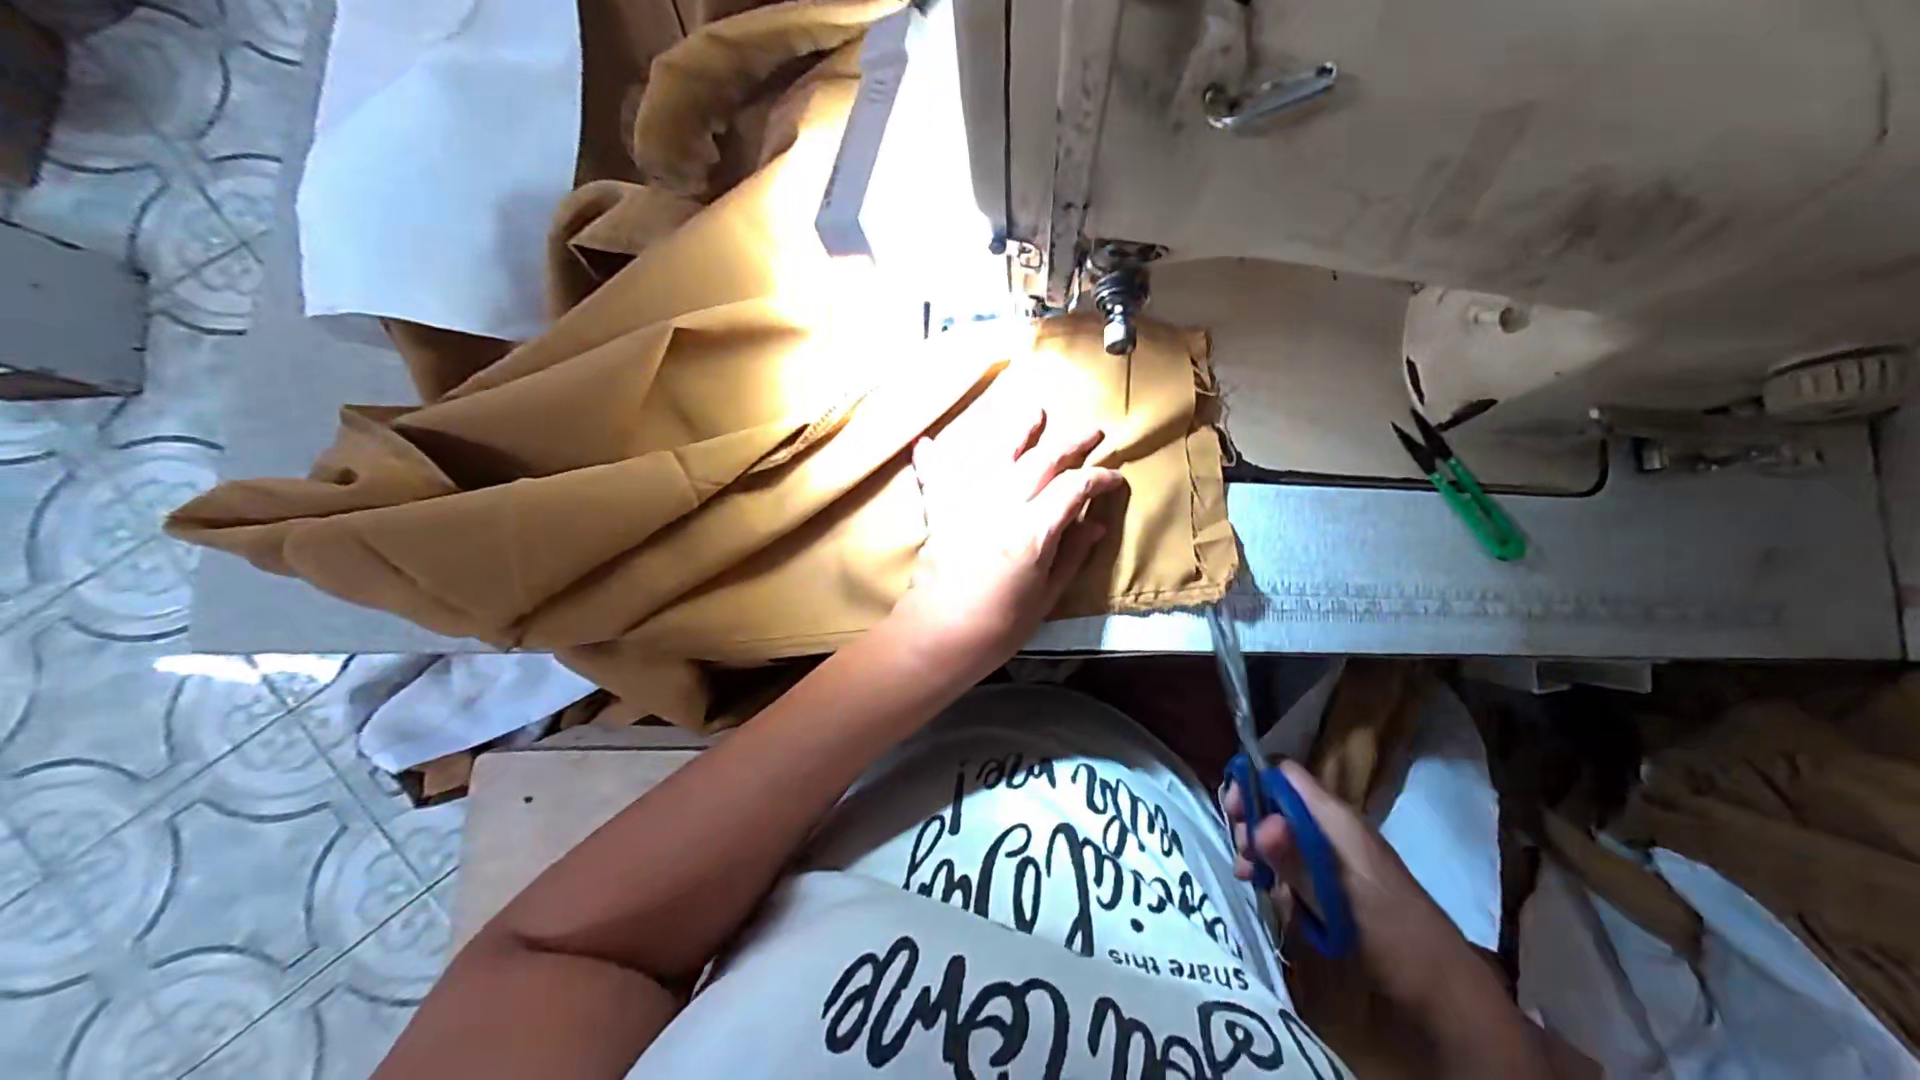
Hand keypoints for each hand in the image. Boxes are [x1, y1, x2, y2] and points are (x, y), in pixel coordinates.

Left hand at [886, 400, 1126, 683]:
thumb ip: (1070, 555)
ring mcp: (968, 504)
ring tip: (1034, 414)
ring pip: (996, 455)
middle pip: (1041, 461)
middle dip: (1071, 445)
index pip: (1074, 489)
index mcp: (1033, 529)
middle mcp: (1001, 505)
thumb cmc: (999, 626)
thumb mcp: (1045, 596)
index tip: (1115, 480)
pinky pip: (937, 477)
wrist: (939, 636)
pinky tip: (925, 442)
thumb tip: (1093, 525)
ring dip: (1018, 432)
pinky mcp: (940, 513)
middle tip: (1092, 433)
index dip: (1099, 479)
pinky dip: (931, 460)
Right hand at [1224, 760, 1474, 1010]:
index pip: (1283, 774)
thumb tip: (1261, 823)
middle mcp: (1330, 825)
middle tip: (1241, 856)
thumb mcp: (1337, 898)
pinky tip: (1268, 891)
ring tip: (1250, 878)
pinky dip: (1275, 869)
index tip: (1233, 812)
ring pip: (1280, 832)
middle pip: (1276, 801)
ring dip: (1259, 850)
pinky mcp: (1333, 876)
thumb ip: (1296, 859)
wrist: (1439, 983)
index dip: (1252, 783)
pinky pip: (1294, 858)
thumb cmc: (1389, 933)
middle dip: (1251, 822)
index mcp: (1334, 818)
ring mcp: (1332, 851)